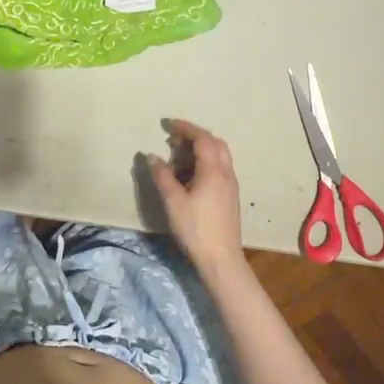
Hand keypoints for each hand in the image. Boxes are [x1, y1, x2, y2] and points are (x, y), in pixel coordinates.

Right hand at [147, 119, 245, 272]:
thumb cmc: (195, 228)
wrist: (221, 259)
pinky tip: (189, 177)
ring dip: (200, 150)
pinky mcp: (229, 197)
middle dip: (195, 136)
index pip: (203, 139)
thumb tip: (152, 156)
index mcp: (214, 171)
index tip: (168, 125)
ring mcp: (231, 186)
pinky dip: (204, 163)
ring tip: (178, 158)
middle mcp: (226, 174)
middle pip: (216, 143)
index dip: (186, 128)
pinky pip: (219, 169)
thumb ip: (162, 176)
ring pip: (219, 157)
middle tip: (174, 140)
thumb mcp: (173, 201)